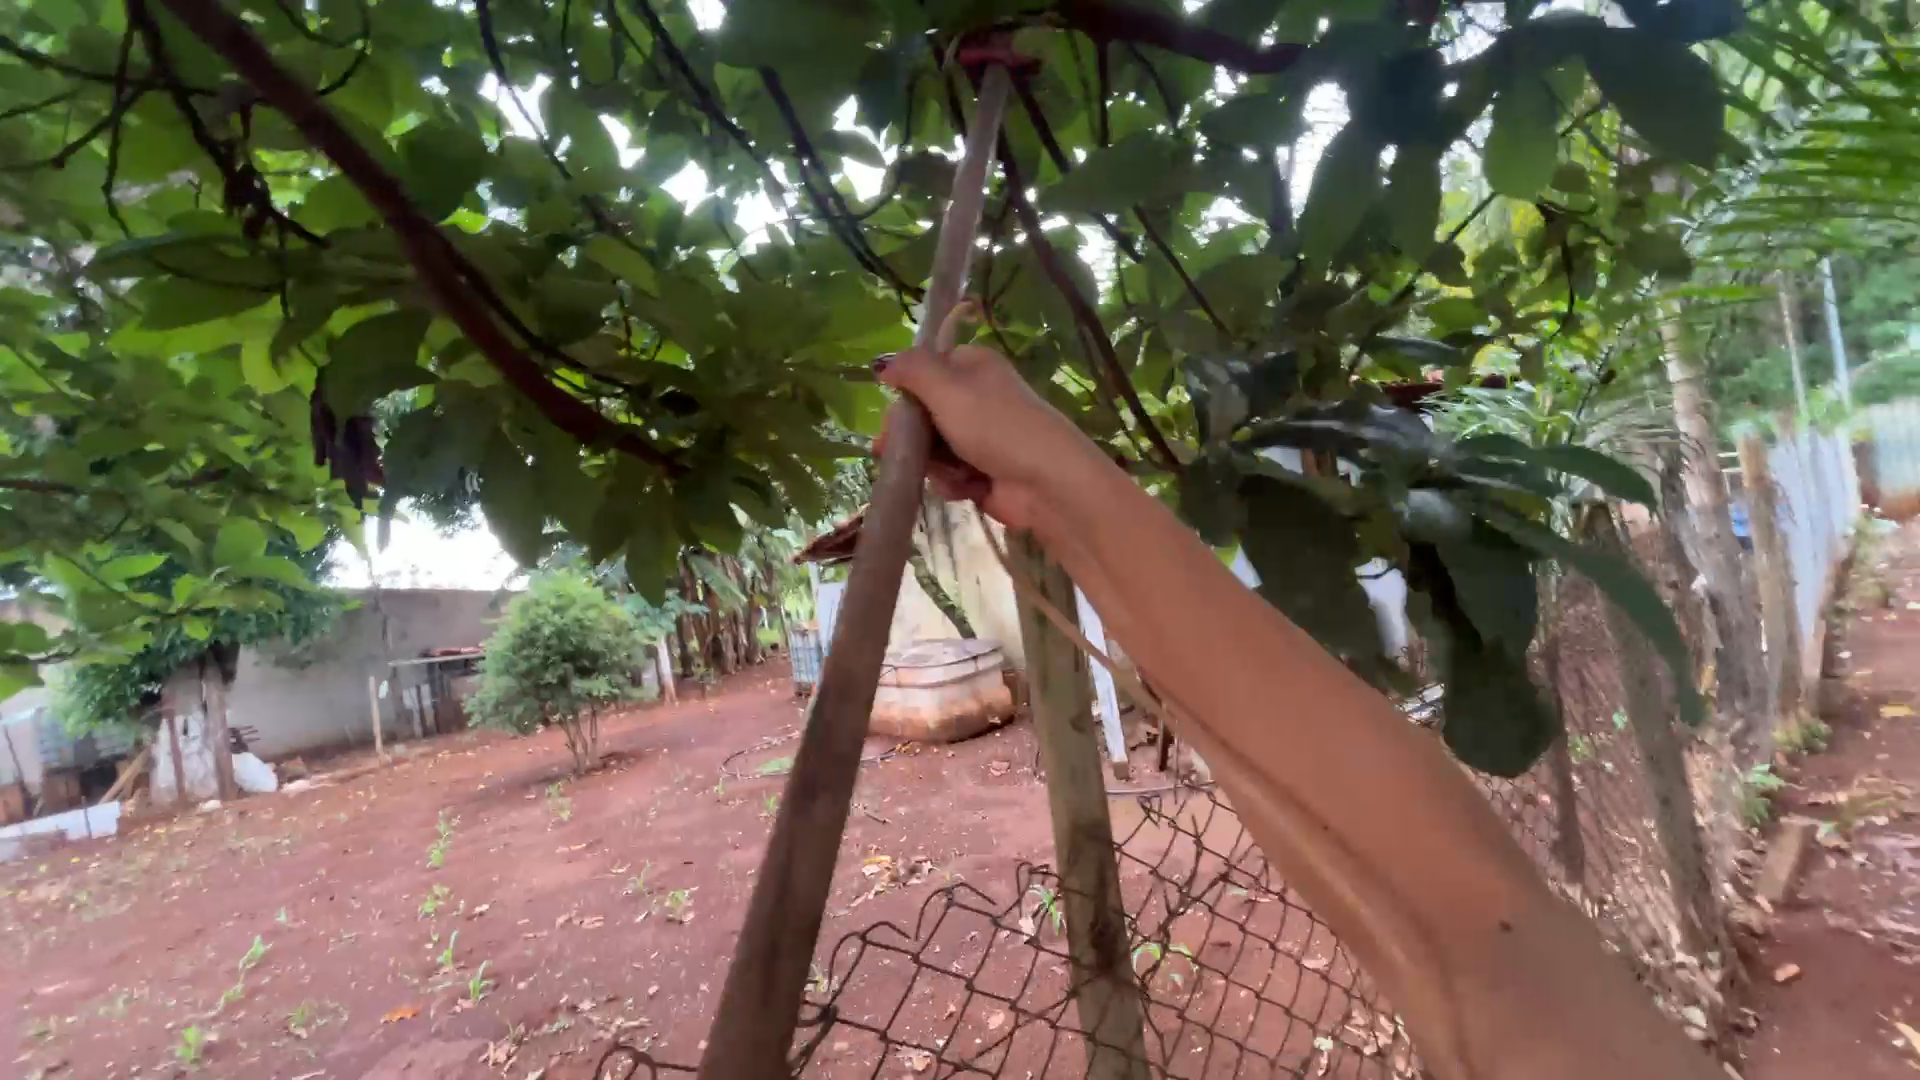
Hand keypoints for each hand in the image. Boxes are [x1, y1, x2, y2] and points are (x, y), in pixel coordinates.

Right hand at [873, 343, 1103, 529]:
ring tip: (953, 472)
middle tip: (892, 452)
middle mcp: (976, 398)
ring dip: (935, 464)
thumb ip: (911, 370)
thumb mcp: (947, 388)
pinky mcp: (983, 471)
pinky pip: (949, 475)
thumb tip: (883, 363)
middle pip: (924, 415)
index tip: (891, 417)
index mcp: (972, 367)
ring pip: (932, 449)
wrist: (1045, 481)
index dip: (904, 395)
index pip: (924, 373)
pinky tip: (967, 488)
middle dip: (912, 438)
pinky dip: (953, 483)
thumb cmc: (995, 426)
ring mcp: (980, 437)